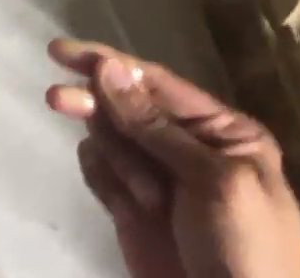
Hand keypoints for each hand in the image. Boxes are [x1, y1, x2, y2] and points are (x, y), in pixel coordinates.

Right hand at [45, 39, 299, 277]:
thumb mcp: (212, 180)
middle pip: (121, 103)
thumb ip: (155, 123)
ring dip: (116, 161)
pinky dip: (105, 182)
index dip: (107, 62)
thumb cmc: (243, 247)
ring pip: (105, 133)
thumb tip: (106, 66)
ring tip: (144, 200)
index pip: (154, 82)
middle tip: (57, 100)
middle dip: (95, 105)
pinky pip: (96, 166)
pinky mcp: (128, 197)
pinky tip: (127, 208)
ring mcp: (155, 171)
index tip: (60, 52)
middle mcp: (186, 144)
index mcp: (222, 133)